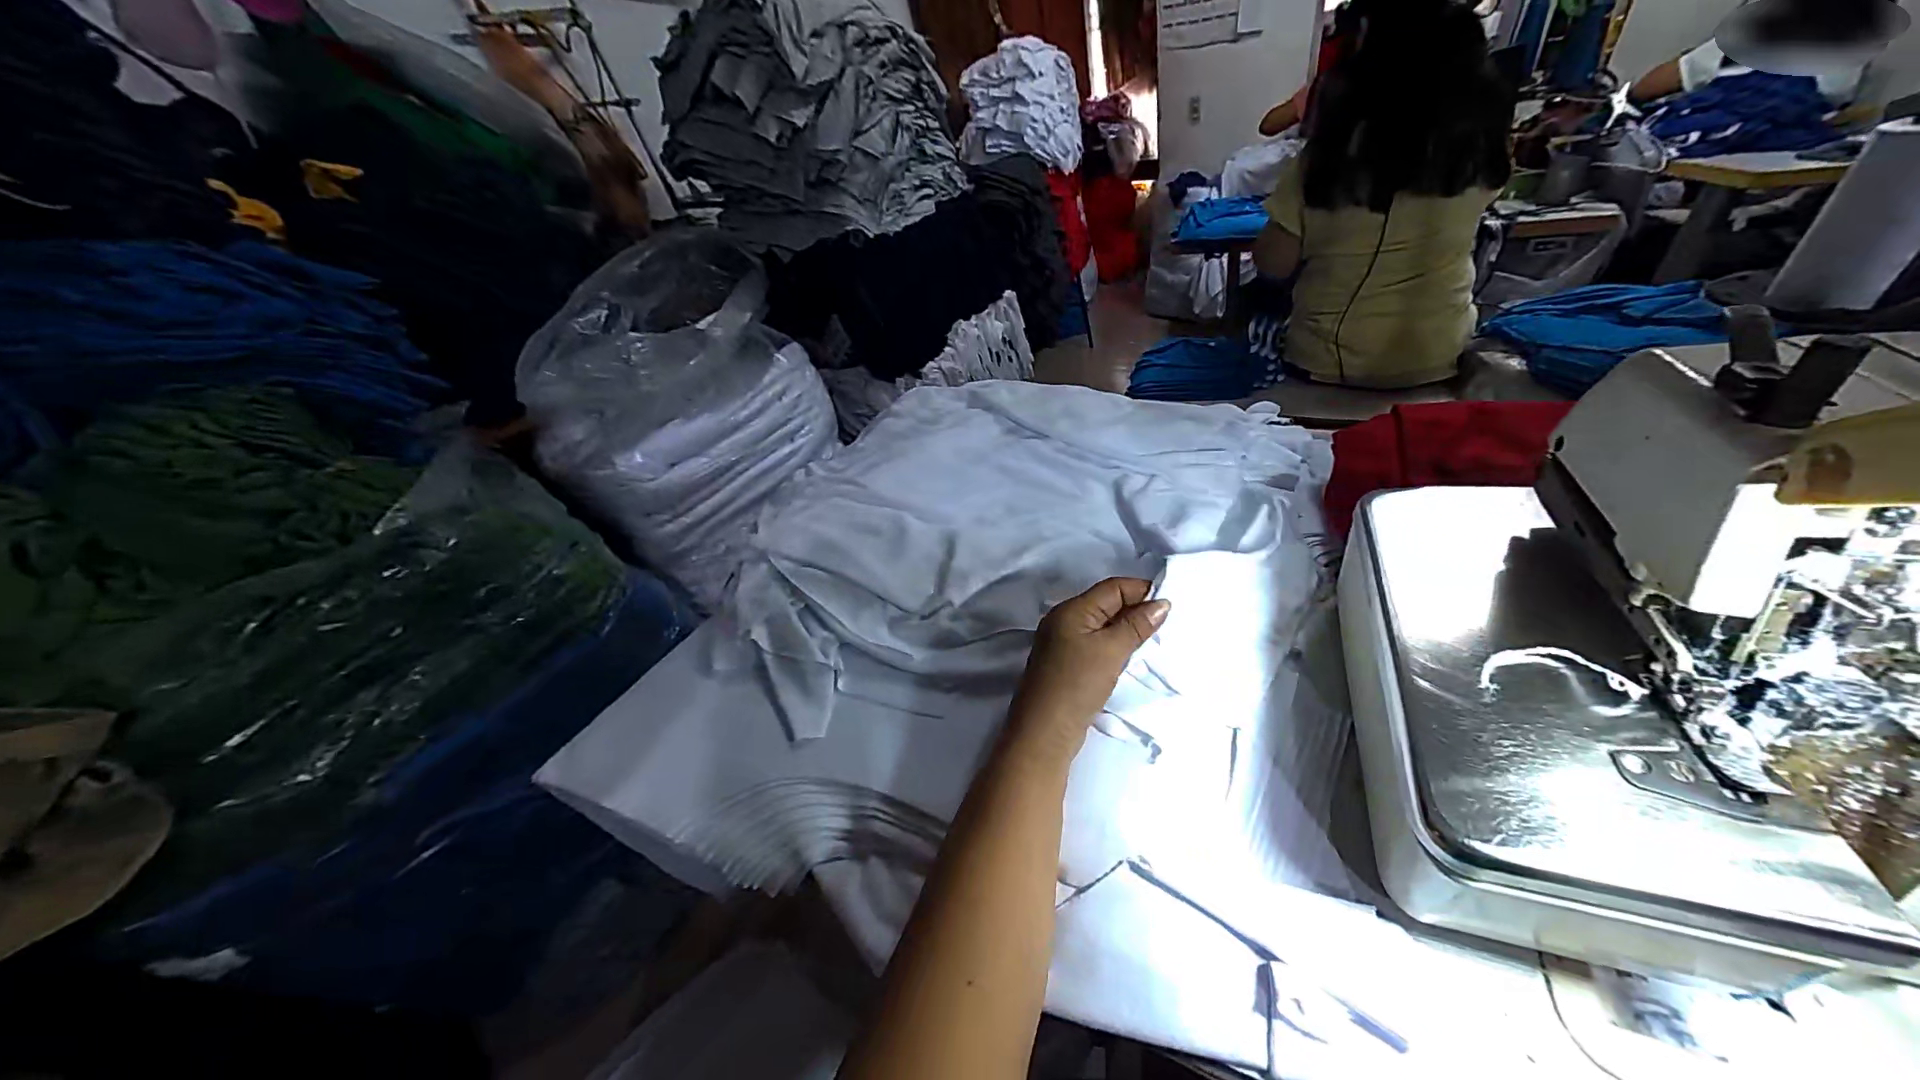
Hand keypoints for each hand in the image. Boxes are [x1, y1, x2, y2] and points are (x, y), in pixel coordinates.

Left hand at [1008, 578, 1169, 748]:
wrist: (1045, 731)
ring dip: (1128, 629)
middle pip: (1107, 603)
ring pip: (1103, 624)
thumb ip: (1136, 624)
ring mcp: (1063, 642)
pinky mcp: (1067, 663)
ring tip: (1154, 640)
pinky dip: (1115, 645)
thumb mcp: (1111, 651)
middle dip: (1137, 609)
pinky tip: (1131, 655)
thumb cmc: (1077, 685)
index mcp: (1071, 610)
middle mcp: (1064, 620)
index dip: (1142, 590)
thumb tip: (1161, 602)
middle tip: (1168, 624)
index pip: (1113, 587)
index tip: (1171, 605)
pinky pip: (1096, 643)